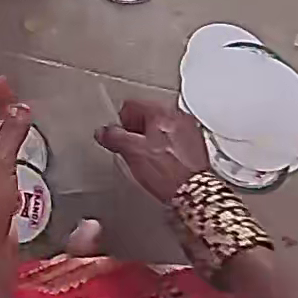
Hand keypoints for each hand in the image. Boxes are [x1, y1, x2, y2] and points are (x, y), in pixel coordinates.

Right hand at [94, 98, 209, 202]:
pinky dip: (165, 147)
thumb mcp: (132, 153)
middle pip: (146, 115)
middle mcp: (177, 115)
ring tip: (148, 159)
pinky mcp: (195, 144)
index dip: (120, 123)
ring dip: (150, 139)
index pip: (131, 105)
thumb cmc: (168, 173)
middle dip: (136, 131)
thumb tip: (103, 132)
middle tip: (132, 150)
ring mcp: (188, 129)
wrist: (194, 192)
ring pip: (159, 127)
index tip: (119, 138)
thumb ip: (114, 137)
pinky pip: (172, 138)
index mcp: (161, 111)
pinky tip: (162, 163)